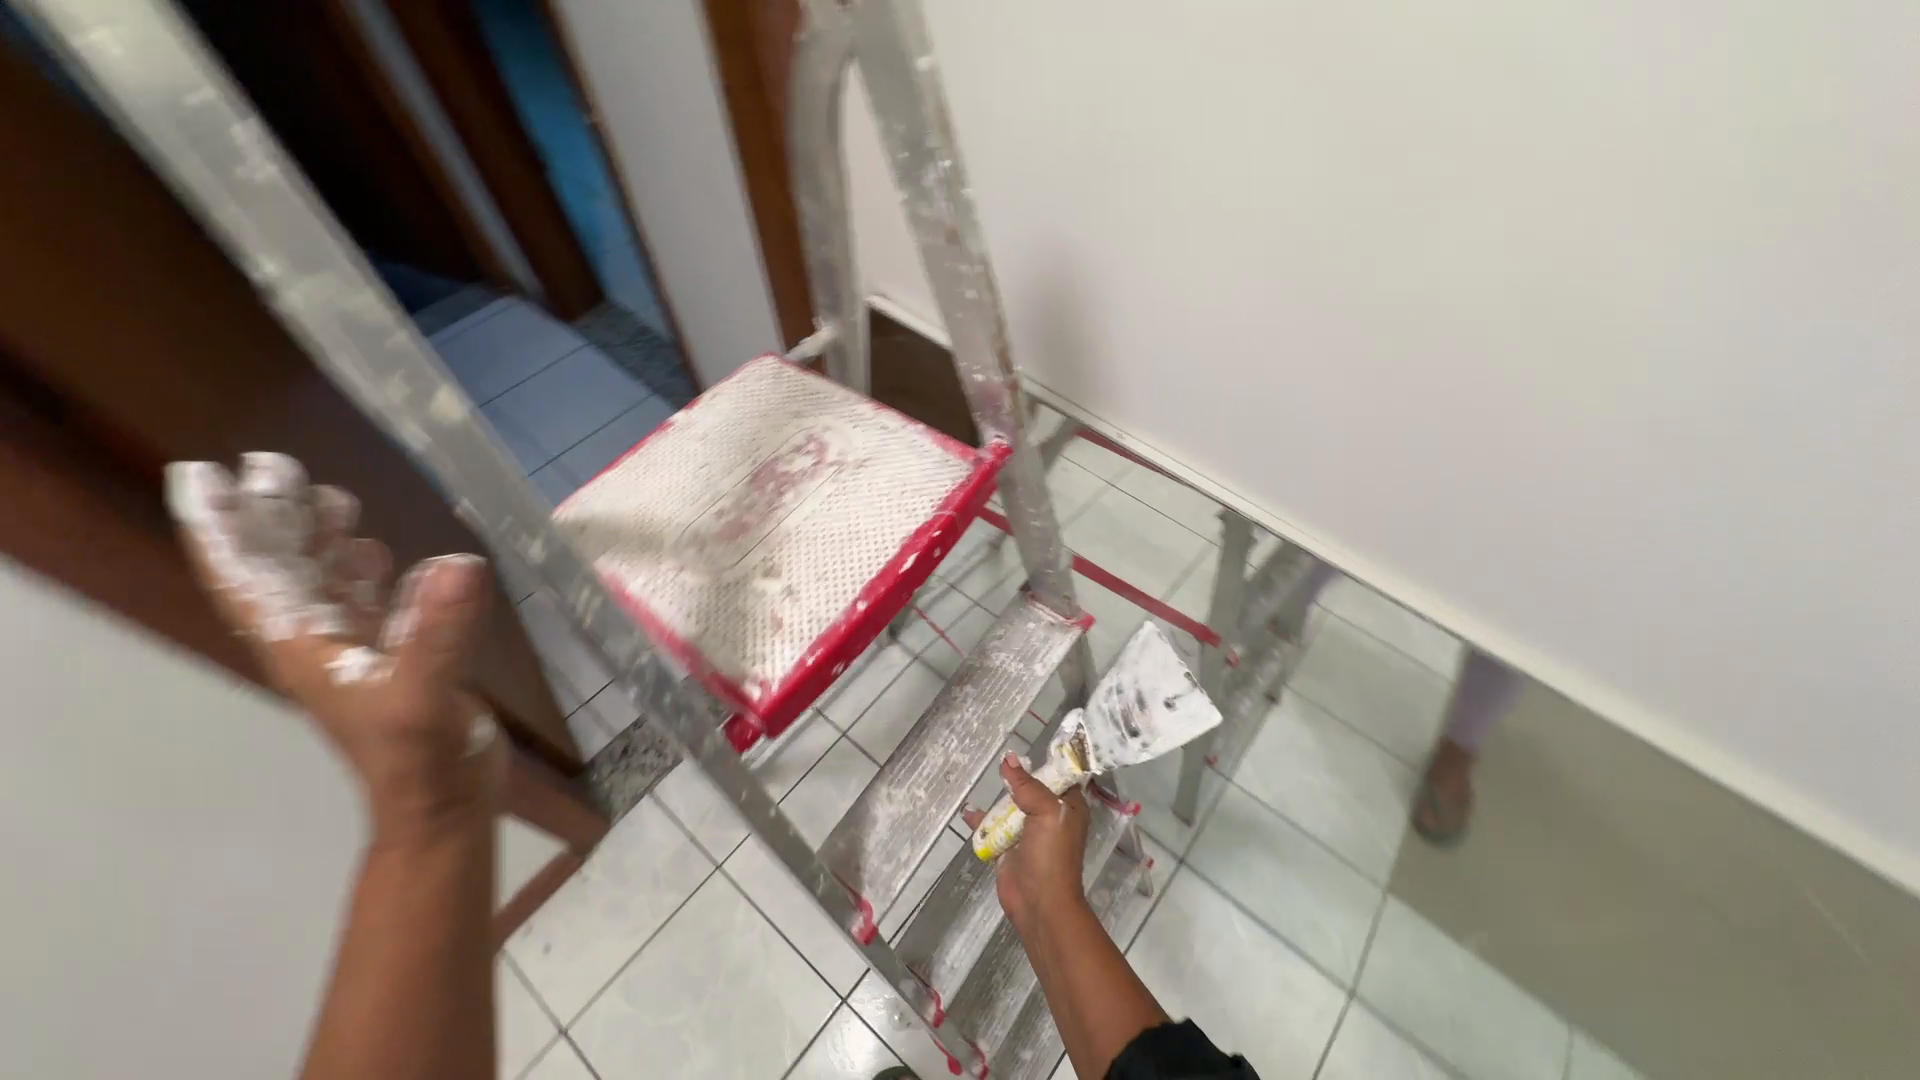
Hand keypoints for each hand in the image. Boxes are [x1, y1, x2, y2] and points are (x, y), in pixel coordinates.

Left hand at [168, 453, 502, 845]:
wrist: (443, 805)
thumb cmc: (419, 758)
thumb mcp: (421, 699)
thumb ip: (435, 634)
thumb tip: (457, 563)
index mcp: (305, 649)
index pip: (249, 579)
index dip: (223, 527)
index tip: (207, 475)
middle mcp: (319, 645)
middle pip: (282, 571)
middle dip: (273, 519)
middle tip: (276, 466)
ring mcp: (356, 654)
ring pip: (322, 584)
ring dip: (316, 540)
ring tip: (328, 495)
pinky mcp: (395, 661)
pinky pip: (367, 604)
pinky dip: (368, 573)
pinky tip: (382, 553)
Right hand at [964, 751, 1090, 935]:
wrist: (1039, 904)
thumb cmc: (1051, 855)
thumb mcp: (1046, 812)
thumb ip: (1027, 785)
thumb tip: (1009, 759)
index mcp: (1068, 807)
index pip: (1059, 777)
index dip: (1044, 764)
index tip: (1024, 749)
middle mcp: (1049, 817)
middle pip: (1031, 790)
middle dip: (1016, 778)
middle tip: (999, 764)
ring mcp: (1027, 833)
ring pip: (1011, 807)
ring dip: (998, 799)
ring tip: (985, 782)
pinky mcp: (1008, 848)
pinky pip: (993, 828)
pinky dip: (981, 820)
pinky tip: (968, 812)